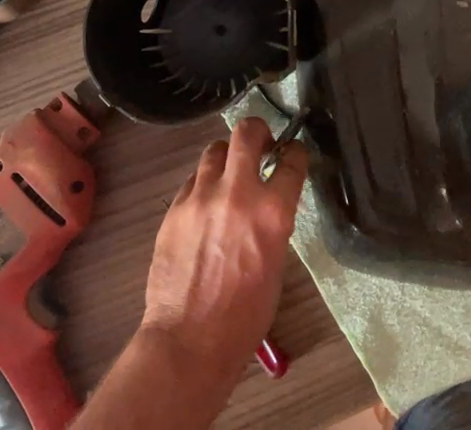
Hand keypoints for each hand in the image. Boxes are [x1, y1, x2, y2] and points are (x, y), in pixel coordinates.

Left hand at [140, 117, 306, 375]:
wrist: (190, 338)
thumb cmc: (244, 315)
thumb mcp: (276, 264)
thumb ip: (273, 223)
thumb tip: (269, 204)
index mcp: (273, 212)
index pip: (292, 160)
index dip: (295, 152)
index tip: (293, 153)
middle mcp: (238, 193)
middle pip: (247, 133)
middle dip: (257, 130)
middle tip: (260, 142)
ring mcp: (201, 197)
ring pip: (215, 151)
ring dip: (227, 157)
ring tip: (229, 173)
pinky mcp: (175, 208)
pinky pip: (193, 180)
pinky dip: (204, 184)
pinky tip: (206, 204)